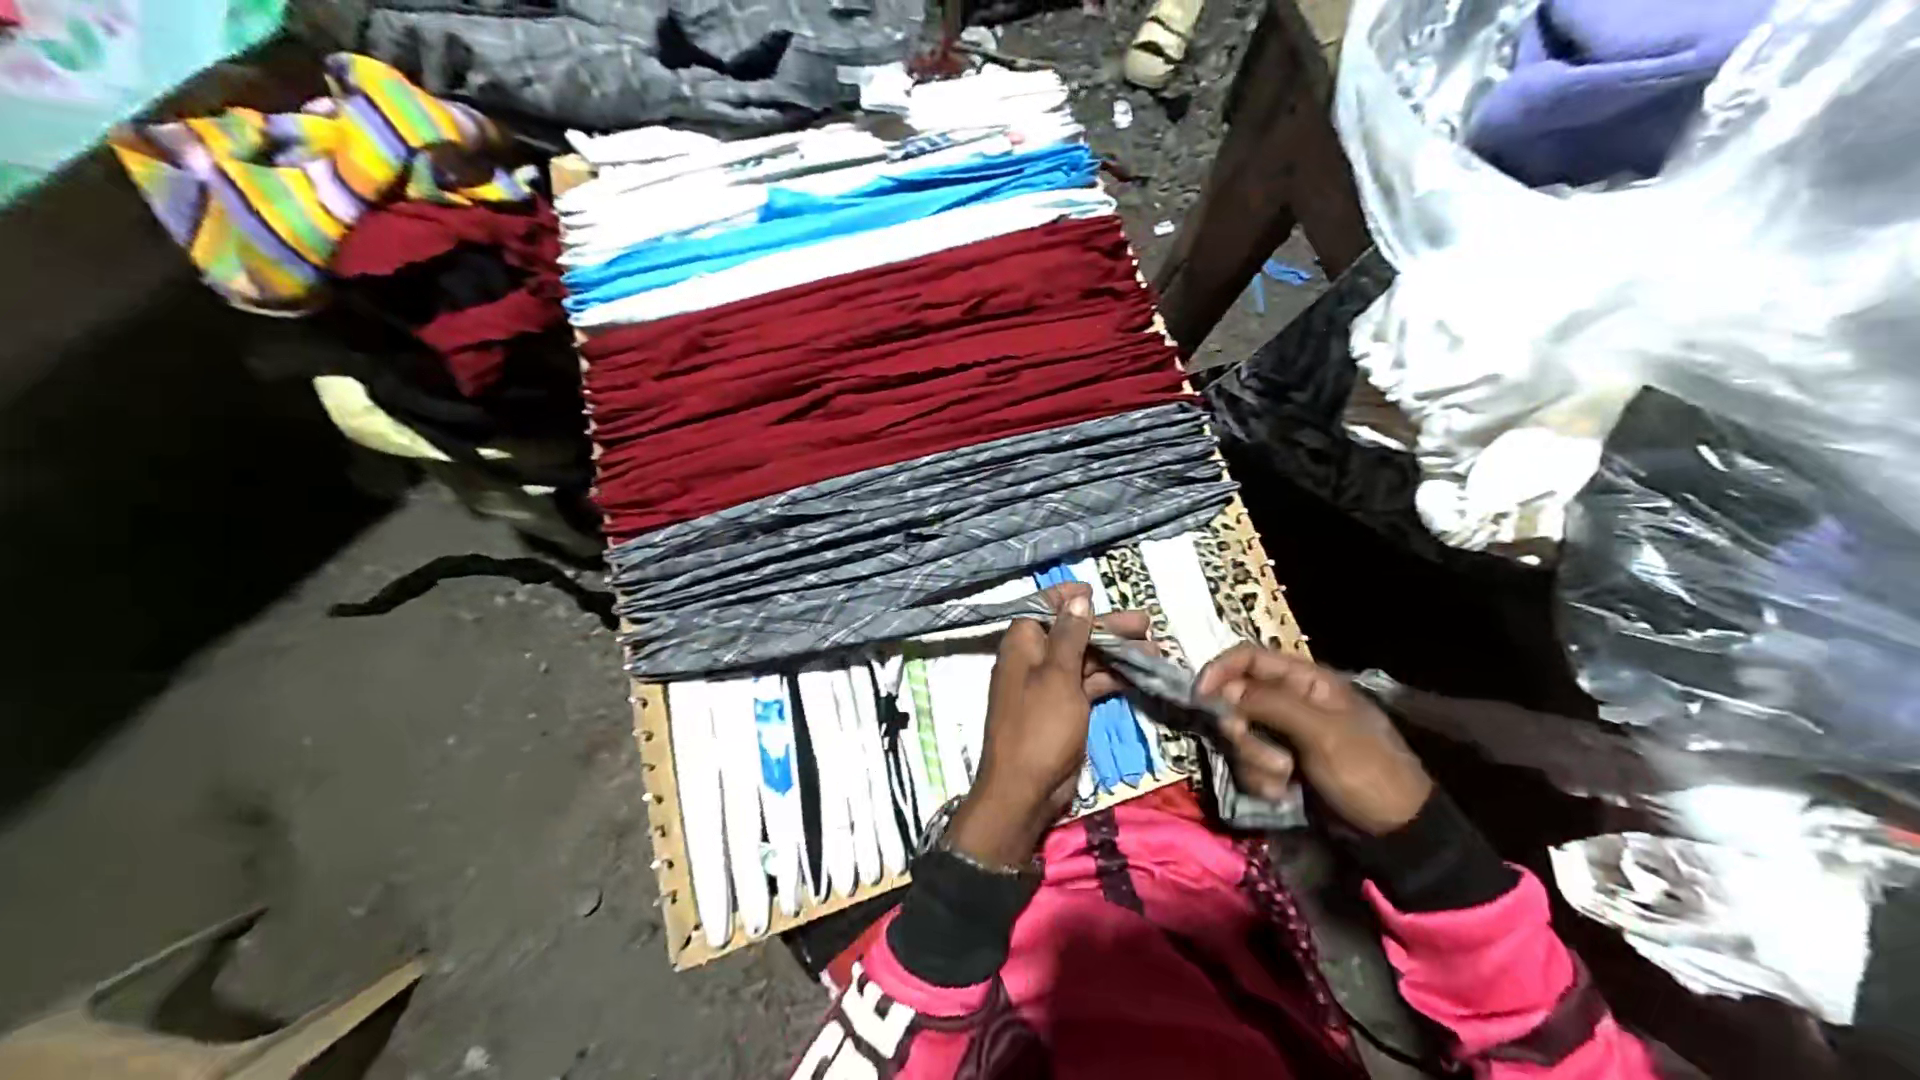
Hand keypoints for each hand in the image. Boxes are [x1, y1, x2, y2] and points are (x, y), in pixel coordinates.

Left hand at [948, 584, 1152, 866]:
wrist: (1025, 790)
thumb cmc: (1039, 726)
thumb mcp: (1057, 675)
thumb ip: (1070, 635)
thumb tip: (1077, 599)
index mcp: (1022, 645)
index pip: (1041, 608)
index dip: (1066, 597)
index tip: (1093, 590)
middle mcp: (1034, 661)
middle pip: (1072, 633)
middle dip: (1106, 626)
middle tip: (1145, 622)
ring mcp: (1051, 687)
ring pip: (1085, 659)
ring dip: (1116, 653)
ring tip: (1154, 646)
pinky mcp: (1066, 710)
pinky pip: (1090, 685)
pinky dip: (1112, 678)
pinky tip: (1140, 674)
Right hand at [1195, 645, 1432, 834]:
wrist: (1396, 832)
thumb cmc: (1367, 771)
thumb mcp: (1322, 732)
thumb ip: (1271, 704)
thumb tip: (1224, 691)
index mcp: (1306, 681)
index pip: (1249, 658)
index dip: (1220, 670)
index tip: (1200, 695)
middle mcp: (1290, 702)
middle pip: (1237, 700)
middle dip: (1244, 731)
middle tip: (1266, 755)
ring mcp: (1283, 735)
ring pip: (1240, 736)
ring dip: (1256, 761)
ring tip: (1285, 779)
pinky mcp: (1279, 764)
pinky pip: (1249, 763)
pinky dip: (1261, 780)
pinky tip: (1283, 793)